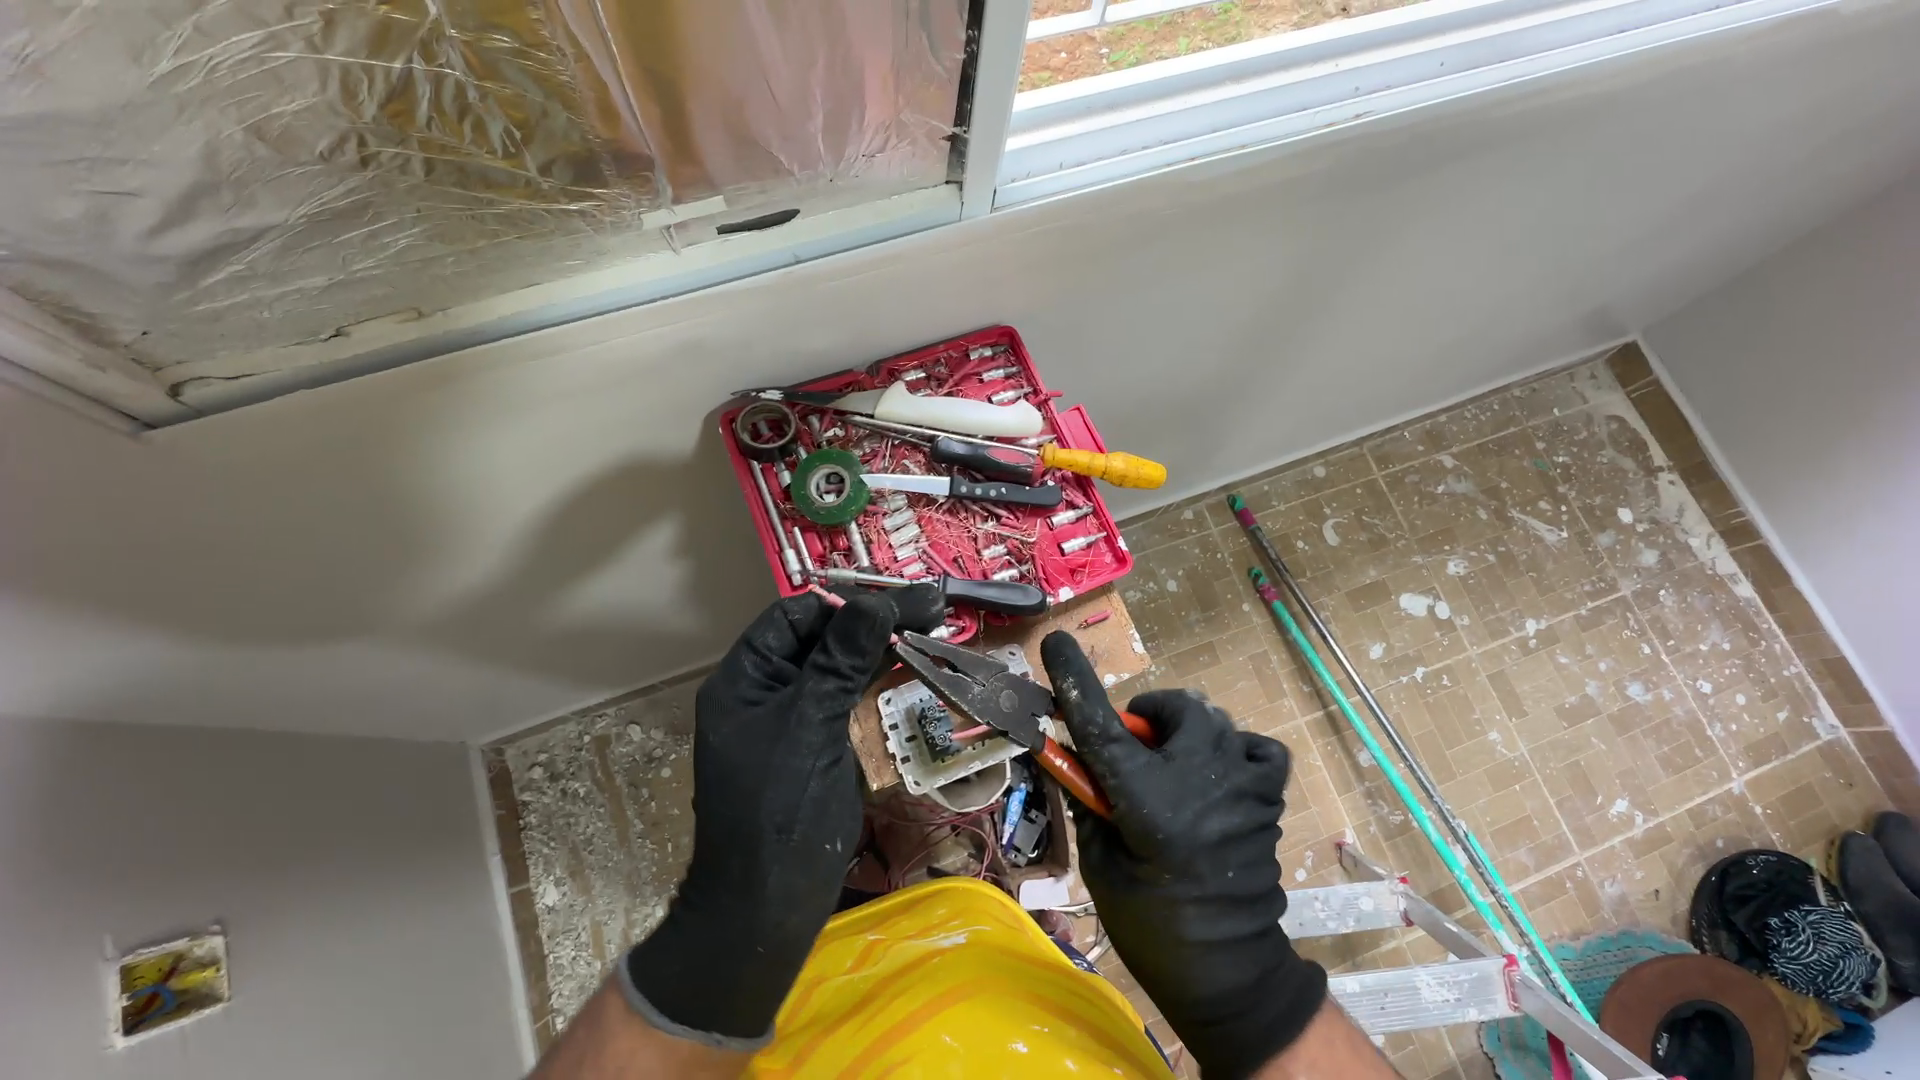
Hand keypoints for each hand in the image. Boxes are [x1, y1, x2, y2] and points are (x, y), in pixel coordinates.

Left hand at [620, 588, 937, 1050]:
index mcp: (745, 679)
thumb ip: (839, 662)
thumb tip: (873, 603)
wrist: (767, 904)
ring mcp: (792, 721)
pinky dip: (878, 684)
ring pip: (838, 669)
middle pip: (820, 640)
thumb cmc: (779, 810)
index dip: (845, 604)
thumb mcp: (810, 725)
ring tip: (930, 632)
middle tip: (931, 611)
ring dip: (880, 650)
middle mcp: (765, 692)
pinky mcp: (817, 746)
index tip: (899, 601)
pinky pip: (847, 701)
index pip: (794, 617)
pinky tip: (910, 671)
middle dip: (871, 623)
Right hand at [1042, 632, 1327, 1079]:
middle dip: (1145, 717)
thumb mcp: (1100, 865)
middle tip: (1132, 747)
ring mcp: (1242, 785)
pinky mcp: (1269, 798)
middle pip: (1171, 710)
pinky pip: (1256, 748)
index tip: (1055, 640)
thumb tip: (1077, 758)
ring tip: (1174, 765)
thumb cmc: (1149, 926)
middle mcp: (1199, 779)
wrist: (1226, 968)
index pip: (1100, 723)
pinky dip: (1234, 749)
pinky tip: (1219, 773)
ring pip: (1212, 721)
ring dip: (1184, 732)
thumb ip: (1090, 802)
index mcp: (1147, 800)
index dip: (1073, 678)